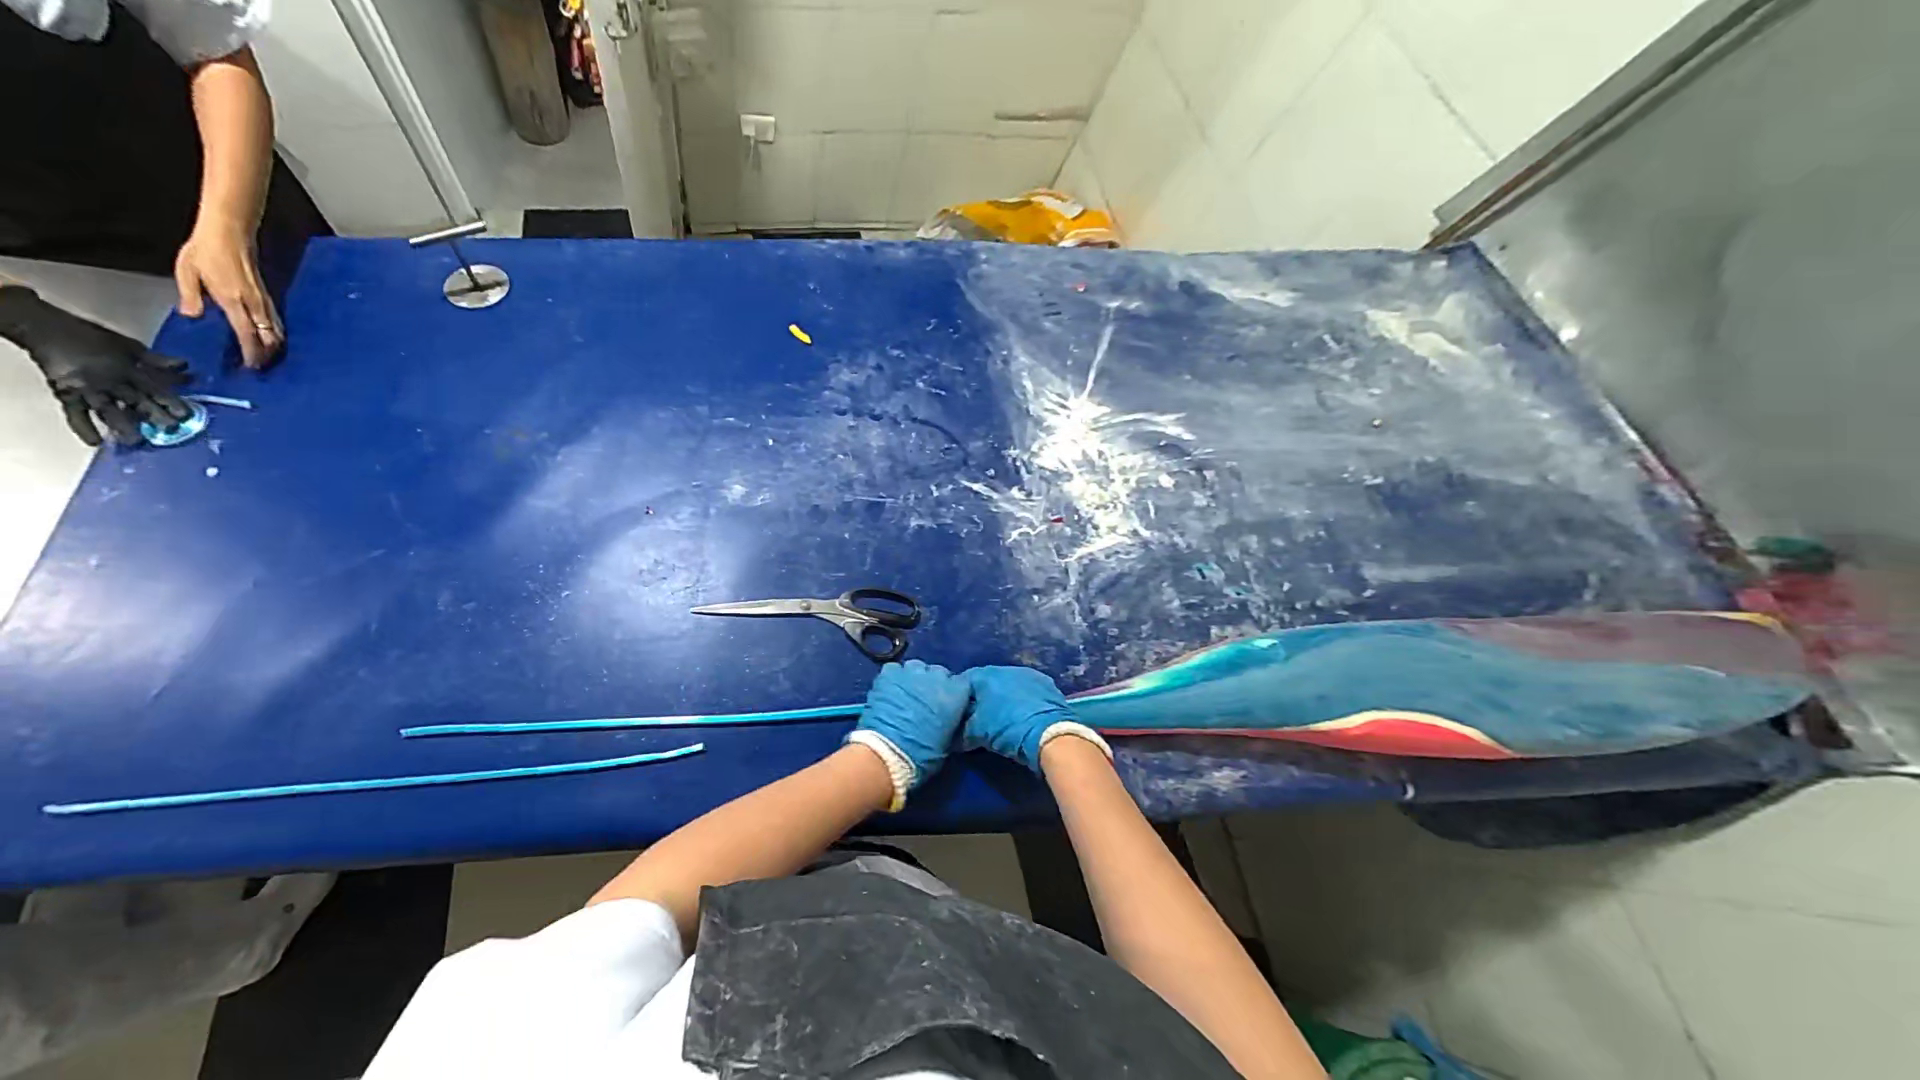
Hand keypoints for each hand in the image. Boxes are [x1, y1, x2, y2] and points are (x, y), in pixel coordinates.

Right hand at [0, 286, 192, 445]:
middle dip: (153, 416)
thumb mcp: (130, 347)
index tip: (186, 416)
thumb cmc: (93, 337)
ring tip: (135, 441)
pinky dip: (83, 427)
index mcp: (129, 370)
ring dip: (123, 426)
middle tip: (169, 431)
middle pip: (135, 402)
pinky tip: (94, 443)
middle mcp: (110, 381)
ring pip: (108, 410)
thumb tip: (186, 366)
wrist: (46, 328)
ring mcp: (86, 388)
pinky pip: (74, 413)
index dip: (171, 402)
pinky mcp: (64, 392)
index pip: (155, 389)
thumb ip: (157, 360)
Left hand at [175, 219, 282, 369]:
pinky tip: (271, 339)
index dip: (250, 351)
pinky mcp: (267, 298)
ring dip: (273, 345)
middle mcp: (253, 305)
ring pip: (276, 331)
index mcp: (232, 300)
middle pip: (268, 336)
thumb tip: (192, 316)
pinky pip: (276, 322)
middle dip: (266, 353)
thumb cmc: (204, 251)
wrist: (229, 234)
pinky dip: (275, 334)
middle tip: (259, 367)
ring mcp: (264, 302)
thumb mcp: (187, 271)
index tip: (250, 366)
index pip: (246, 333)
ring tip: (268, 357)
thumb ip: (190, 295)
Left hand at [849, 660, 970, 792]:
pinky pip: (894, 670)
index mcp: (956, 693)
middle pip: (938, 672)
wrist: (887, 753)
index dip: (953, 693)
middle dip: (934, 684)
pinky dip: (893, 679)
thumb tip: (949, 717)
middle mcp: (936, 676)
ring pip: (916, 667)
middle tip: (925, 701)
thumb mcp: (948, 740)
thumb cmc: (922, 754)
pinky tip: (889, 692)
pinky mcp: (889, 673)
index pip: (962, 683)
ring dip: (914, 678)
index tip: (947, 703)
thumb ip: (952, 721)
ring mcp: (911, 672)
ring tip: (906, 694)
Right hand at [961, 666, 1083, 773]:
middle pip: (988, 682)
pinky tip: (1021, 717)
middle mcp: (1008, 669)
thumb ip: (962, 730)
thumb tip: (954, 735)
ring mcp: (1031, 675)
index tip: (957, 713)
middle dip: (982, 698)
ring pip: (1009, 686)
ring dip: (1004, 699)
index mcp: (988, 674)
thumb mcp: (977, 733)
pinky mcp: (1049, 686)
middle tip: (978, 717)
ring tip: (1001, 718)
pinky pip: (1028, 693)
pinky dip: (1022, 702)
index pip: (965, 681)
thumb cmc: (1007, 729)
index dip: (959, 698)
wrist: (1051, 734)